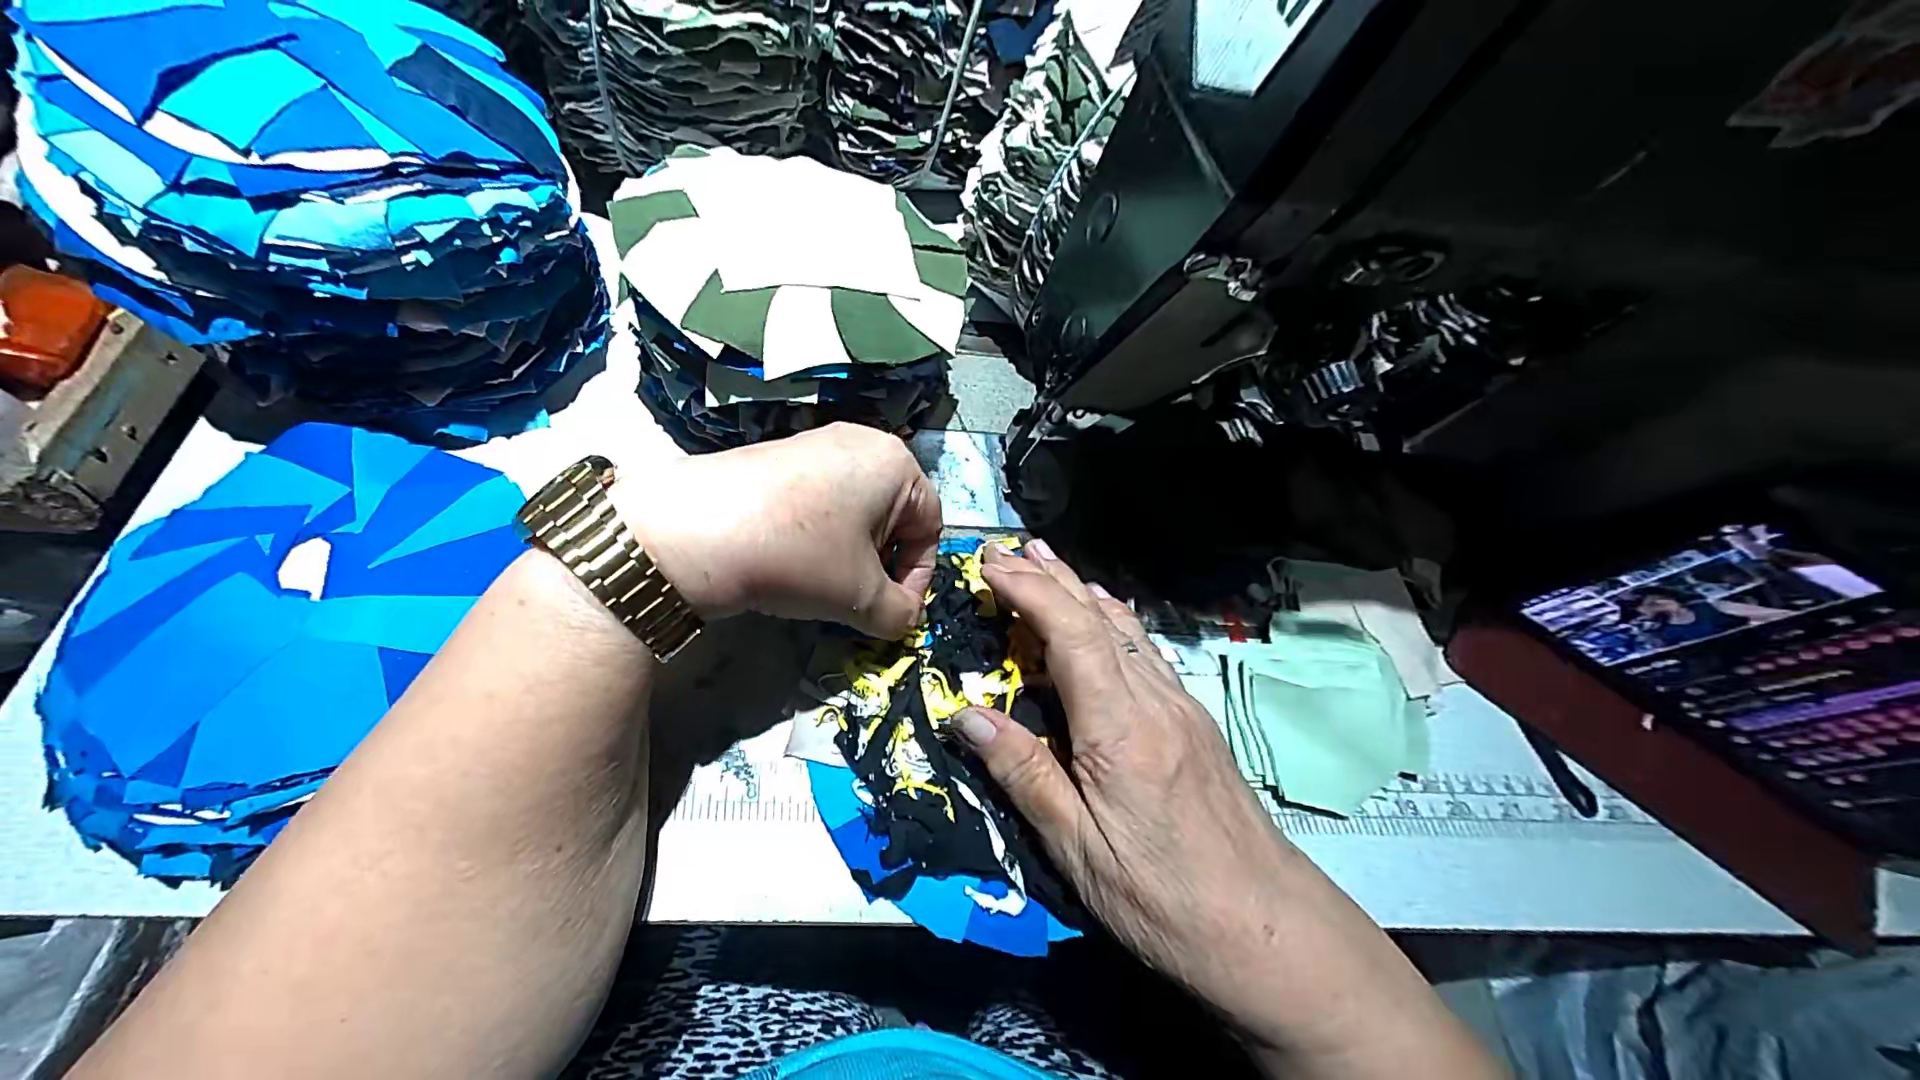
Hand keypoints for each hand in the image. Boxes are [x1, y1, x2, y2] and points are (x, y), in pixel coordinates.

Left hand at [612, 423, 940, 637]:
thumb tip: (906, 620)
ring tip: (822, 584)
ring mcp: (817, 444)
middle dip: (881, 566)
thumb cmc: (799, 555)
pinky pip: (822, 502)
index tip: (893, 611)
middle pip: (894, 518)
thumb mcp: (860, 596)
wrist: (693, 531)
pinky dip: (820, 537)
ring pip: (857, 512)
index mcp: (895, 462)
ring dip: (851, 556)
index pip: (930, 528)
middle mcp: (862, 442)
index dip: (917, 578)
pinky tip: (793, 560)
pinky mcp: (780, 457)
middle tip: (858, 600)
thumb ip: (900, 614)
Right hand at [958, 543, 1502, 1079]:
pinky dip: (1115, 621)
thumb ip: (1024, 773)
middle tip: (1010, 547)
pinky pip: (1146, 652)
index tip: (990, 564)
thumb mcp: (1078, 849)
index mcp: (1120, 727)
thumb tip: (966, 715)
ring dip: (1082, 591)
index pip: (1070, 634)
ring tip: (1050, 562)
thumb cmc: (1164, 899)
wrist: (1271, 932)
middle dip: (1050, 577)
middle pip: (1098, 619)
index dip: (1029, 591)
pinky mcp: (1195, 723)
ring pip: (1126, 630)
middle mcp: (1155, 701)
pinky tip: (1108, 616)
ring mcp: (1181, 708)